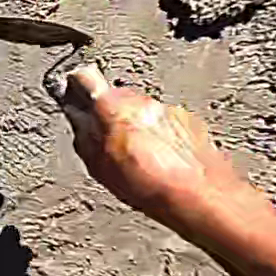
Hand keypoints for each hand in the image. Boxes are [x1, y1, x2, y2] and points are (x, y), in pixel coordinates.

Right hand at [59, 65, 266, 235]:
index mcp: (114, 108)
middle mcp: (143, 102)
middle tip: (106, 144)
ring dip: (135, 127)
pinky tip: (159, 161)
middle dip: (109, 115)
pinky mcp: (191, 121)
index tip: (75, 102)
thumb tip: (77, 118)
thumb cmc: (150, 186)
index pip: (85, 78)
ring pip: (141, 111)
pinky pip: (164, 122)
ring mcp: (169, 110)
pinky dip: (158, 136)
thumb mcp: (99, 166)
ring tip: (136, 159)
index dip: (76, 88)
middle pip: (116, 97)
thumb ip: (85, 136)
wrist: (201, 197)